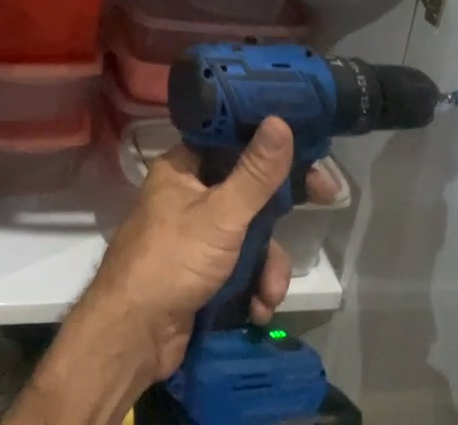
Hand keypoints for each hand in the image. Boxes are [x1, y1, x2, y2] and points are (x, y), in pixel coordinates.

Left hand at [5, 119, 333, 423]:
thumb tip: (280, 120)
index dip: (271, 146)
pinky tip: (256, 310)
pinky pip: (240, 267)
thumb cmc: (172, 260)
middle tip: (323, 201)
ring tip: (269, 293)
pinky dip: (253, 287)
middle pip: (247, 190)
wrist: (134, 335)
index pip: (233, 141)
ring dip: (267, 266)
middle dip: (277, 217)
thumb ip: (255, 173)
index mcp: (182, 168)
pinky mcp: (201, 272)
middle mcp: (188, 194)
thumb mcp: (220, 214)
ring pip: (249, 235)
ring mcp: (194, 235)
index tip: (308, 152)